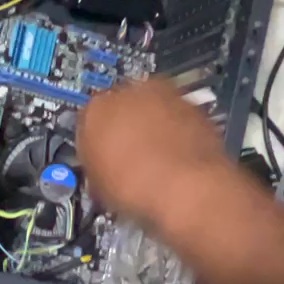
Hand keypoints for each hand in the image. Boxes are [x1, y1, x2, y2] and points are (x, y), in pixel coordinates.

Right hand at [77, 79, 240, 228]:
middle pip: (123, 106)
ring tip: (156, 159)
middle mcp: (129, 93)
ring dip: (154, 126)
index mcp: (96, 109)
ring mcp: (165, 96)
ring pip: (153, 108)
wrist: (185, 189)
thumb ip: (96, 164)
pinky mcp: (194, 107)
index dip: (95, 139)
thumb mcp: (98, 186)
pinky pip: (179, 118)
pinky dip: (178, 132)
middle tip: (128, 154)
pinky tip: (177, 157)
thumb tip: (101, 168)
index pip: (89, 118)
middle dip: (125, 126)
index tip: (101, 154)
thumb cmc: (137, 188)